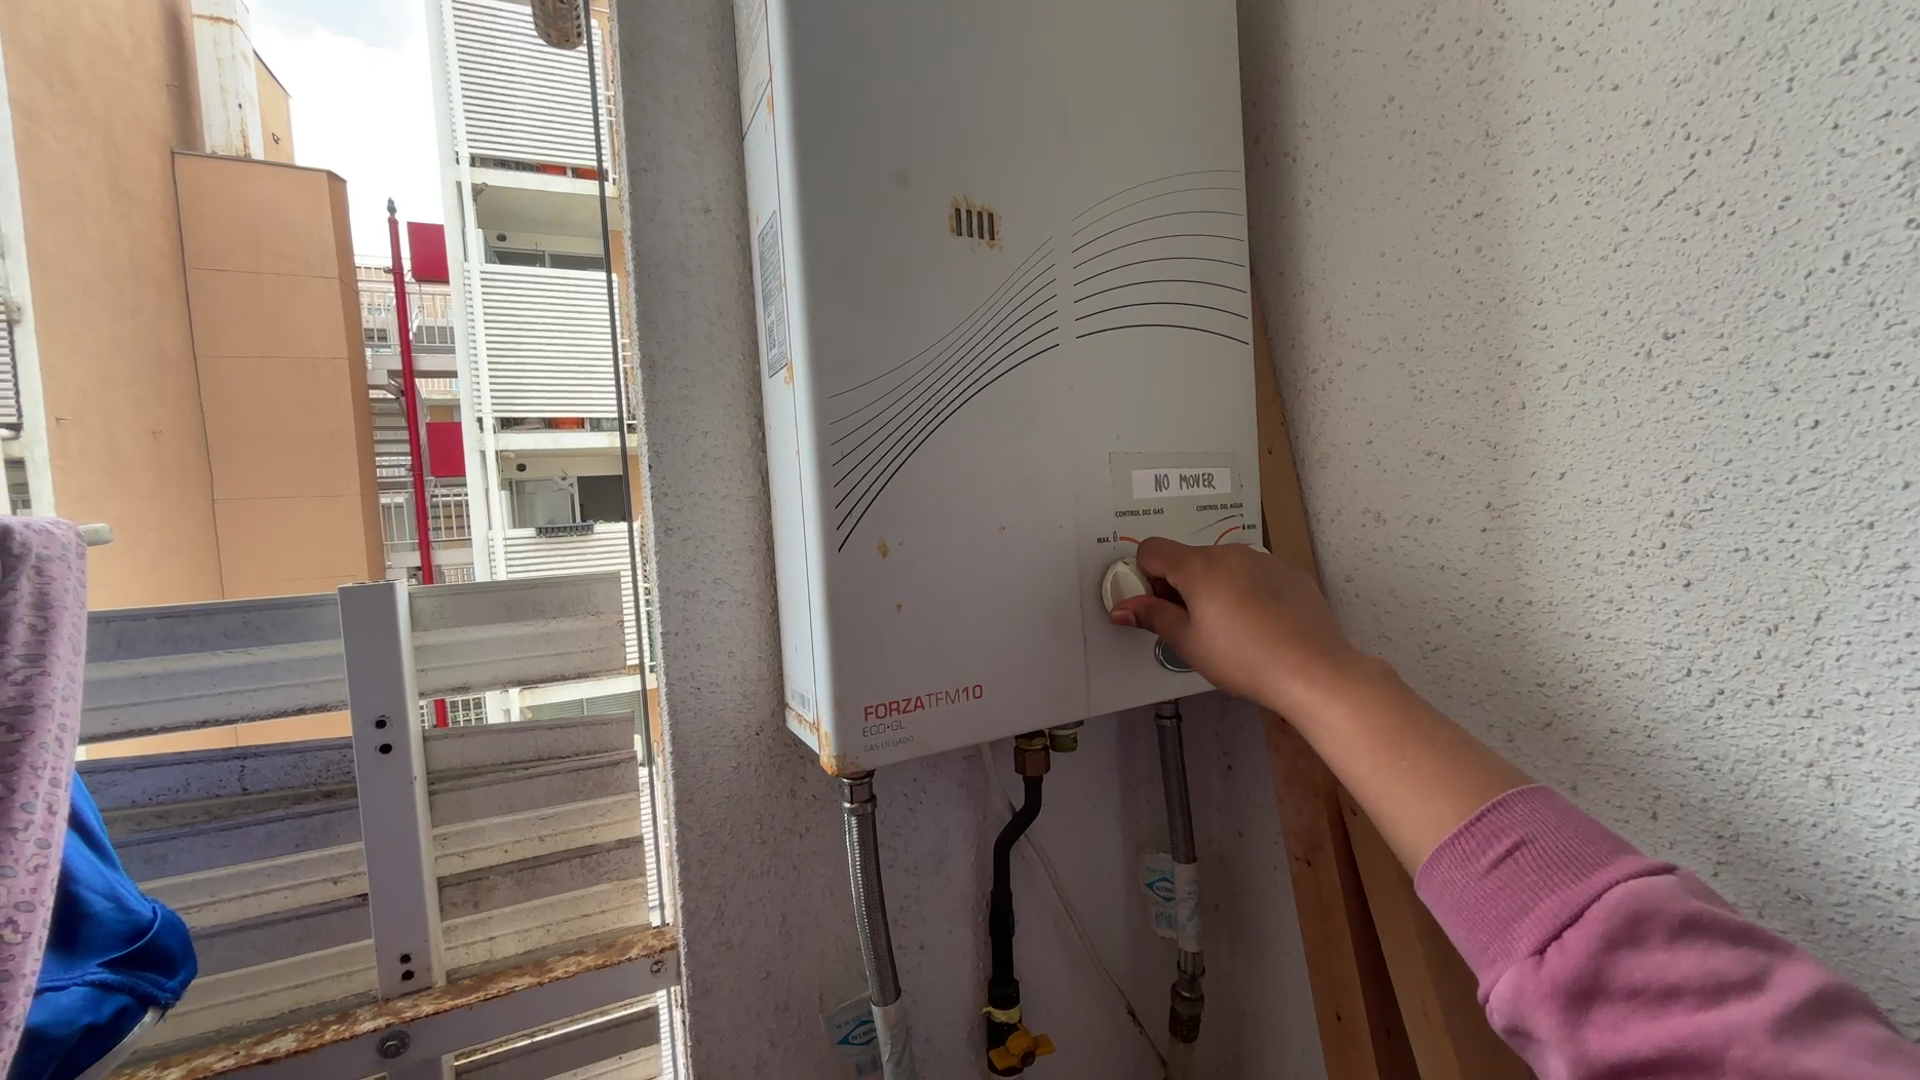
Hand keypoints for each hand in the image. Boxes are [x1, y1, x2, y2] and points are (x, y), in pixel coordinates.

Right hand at [1110, 538, 1362, 714]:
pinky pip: (1256, 575)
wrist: (1314, 671)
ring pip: (1224, 566)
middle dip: (1182, 586)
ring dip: (1215, 588)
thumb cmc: (1242, 658)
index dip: (1146, 576)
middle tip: (1194, 627)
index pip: (1152, 549)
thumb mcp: (1188, 642)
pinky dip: (1248, 593)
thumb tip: (1120, 607)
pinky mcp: (1292, 574)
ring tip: (1233, 631)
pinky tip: (1262, 627)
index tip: (1160, 608)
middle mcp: (1230, 552)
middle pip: (1189, 558)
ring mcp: (1265, 560)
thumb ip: (1152, 617)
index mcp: (1198, 566)